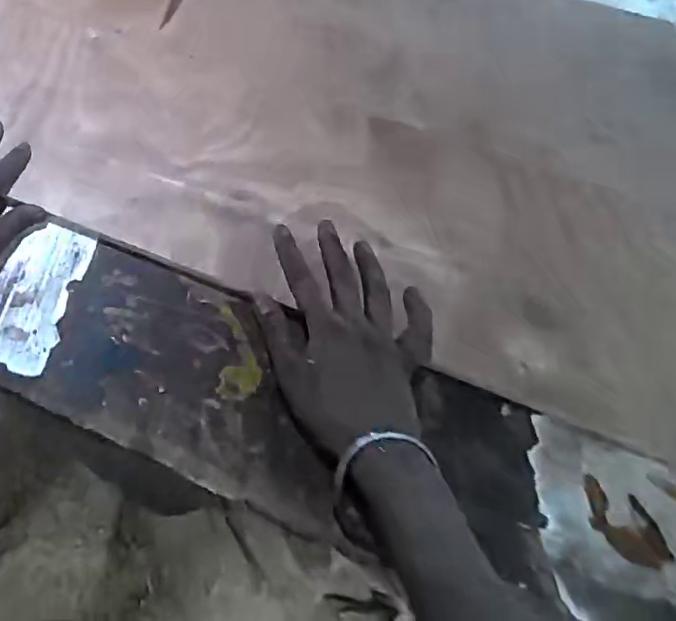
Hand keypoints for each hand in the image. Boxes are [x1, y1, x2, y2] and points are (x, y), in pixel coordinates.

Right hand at [252, 221, 434, 455]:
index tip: (282, 229)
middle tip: (327, 225)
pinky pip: (416, 332)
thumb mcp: (290, 375)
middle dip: (331, 250)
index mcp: (325, 328)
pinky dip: (417, 311)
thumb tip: (258, 294)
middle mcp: (355, 325)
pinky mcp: (406, 360)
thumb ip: (276, 332)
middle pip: (342, 279)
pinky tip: (413, 292)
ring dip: (369, 267)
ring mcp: (384, 340)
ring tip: (362, 244)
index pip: (302, 282)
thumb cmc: (325, 413)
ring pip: (378, 295)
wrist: (378, 449)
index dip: (290, 254)